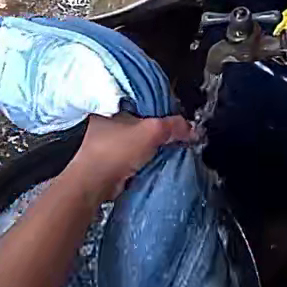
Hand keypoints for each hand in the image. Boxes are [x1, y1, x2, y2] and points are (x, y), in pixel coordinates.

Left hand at [60, 113, 190, 201]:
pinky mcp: (111, 163)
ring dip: (153, 148)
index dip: (161, 108)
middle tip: (177, 136)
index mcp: (111, 108)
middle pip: (141, 123)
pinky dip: (146, 161)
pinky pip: (135, 158)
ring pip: (138, 141)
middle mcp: (107, 124)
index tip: (176, 118)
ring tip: (170, 150)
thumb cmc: (115, 151)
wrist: (95, 184)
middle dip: (159, 131)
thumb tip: (190, 128)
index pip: (141, 102)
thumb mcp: (151, 131)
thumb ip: (173, 126)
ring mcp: (107, 144)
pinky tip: (157, 163)